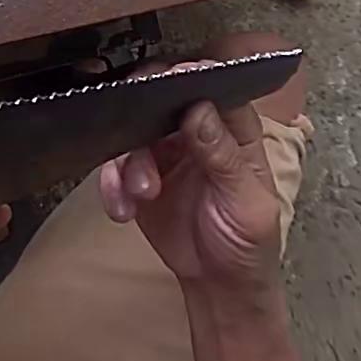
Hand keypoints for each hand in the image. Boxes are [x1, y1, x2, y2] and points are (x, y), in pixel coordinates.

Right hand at [99, 64, 286, 305]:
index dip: (194, 77)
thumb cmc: (248, 242)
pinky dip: (112, 185)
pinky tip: (122, 208)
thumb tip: (200, 109)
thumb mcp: (246, 204)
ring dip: (130, 161)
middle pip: (162, 98)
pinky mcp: (136, 175)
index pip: (213, 90)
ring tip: (141, 191)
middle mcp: (193, 133)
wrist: (217, 285)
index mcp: (231, 132)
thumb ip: (223, 158)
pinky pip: (114, 166)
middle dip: (143, 105)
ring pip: (132, 132)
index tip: (174, 76)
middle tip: (131, 114)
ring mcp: (162, 152)